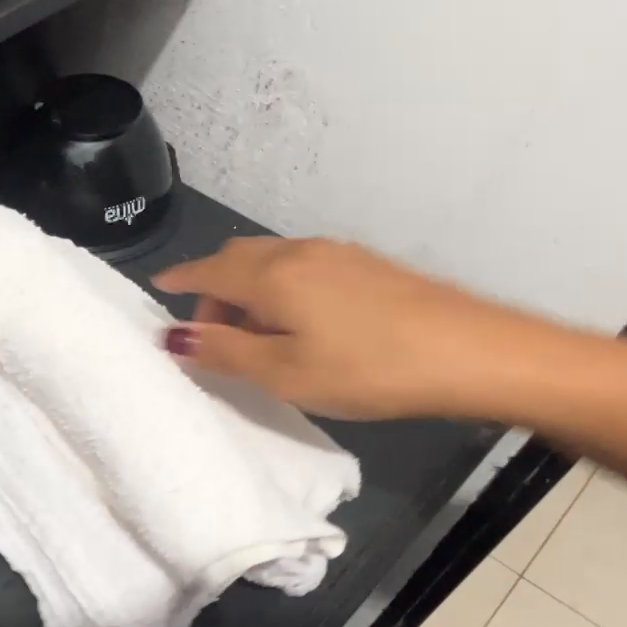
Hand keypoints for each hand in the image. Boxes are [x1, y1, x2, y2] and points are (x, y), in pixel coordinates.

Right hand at [153, 238, 567, 420]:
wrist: (469, 351)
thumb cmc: (366, 369)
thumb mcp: (284, 373)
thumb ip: (225, 352)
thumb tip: (174, 335)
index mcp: (272, 276)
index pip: (209, 269)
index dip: (180, 279)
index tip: (157, 289)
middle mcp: (300, 252)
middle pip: (239, 258)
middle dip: (213, 288)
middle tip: (210, 334)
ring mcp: (338, 254)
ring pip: (272, 261)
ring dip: (248, 289)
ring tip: (253, 335)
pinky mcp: (367, 265)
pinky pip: (301, 266)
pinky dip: (279, 287)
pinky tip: (297, 322)